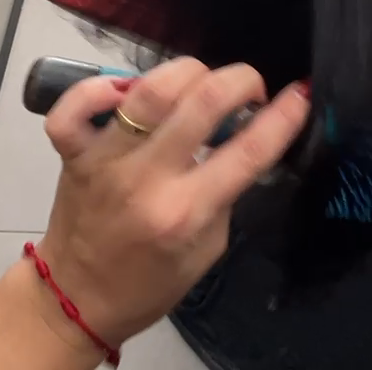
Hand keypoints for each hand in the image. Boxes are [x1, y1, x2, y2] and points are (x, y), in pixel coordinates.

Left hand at [35, 56, 310, 347]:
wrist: (77, 300)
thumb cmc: (151, 280)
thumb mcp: (210, 247)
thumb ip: (226, 190)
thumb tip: (244, 132)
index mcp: (186, 213)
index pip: (247, 152)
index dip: (282, 117)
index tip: (299, 95)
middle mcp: (147, 180)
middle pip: (202, 102)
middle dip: (241, 79)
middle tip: (250, 87)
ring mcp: (106, 161)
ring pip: (150, 89)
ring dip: (188, 72)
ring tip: (200, 81)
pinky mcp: (73, 152)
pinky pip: (74, 108)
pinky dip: (98, 86)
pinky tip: (124, 90)